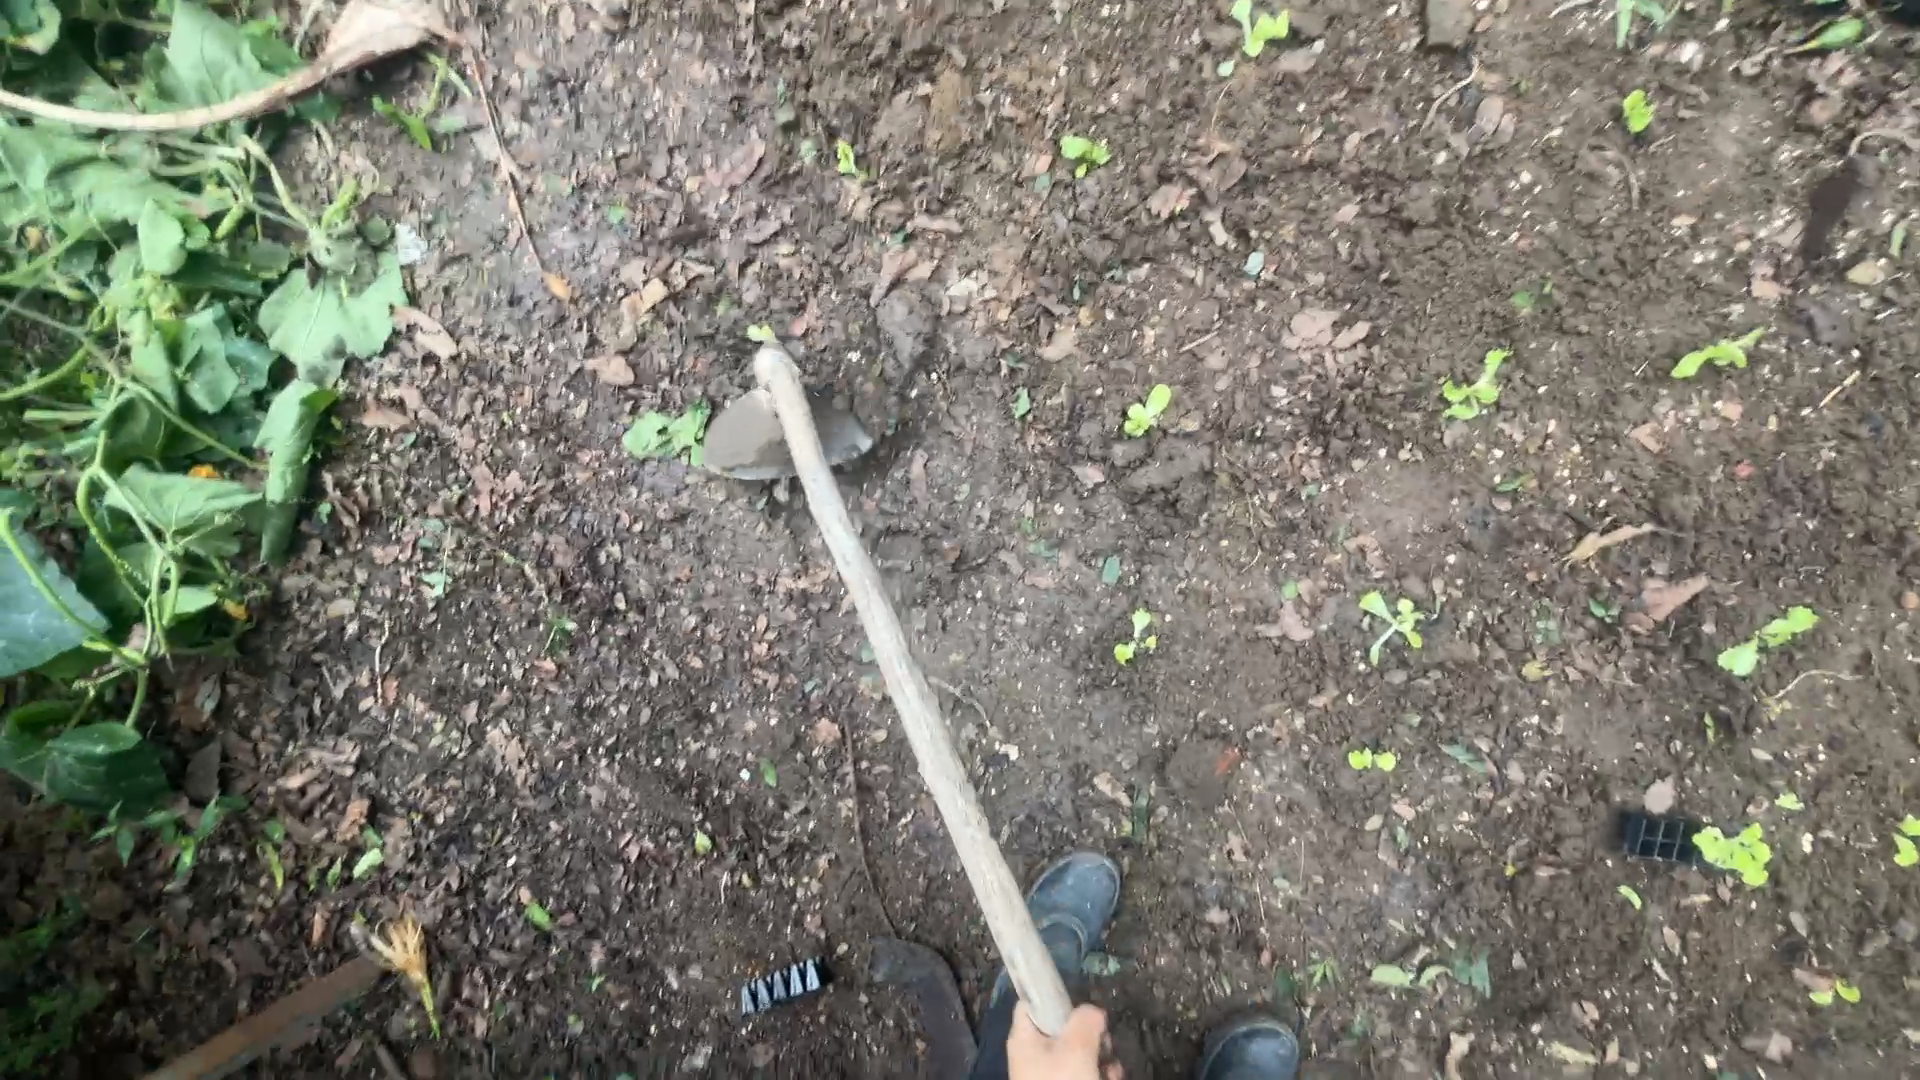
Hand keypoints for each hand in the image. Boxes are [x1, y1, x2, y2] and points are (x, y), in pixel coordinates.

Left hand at [1007, 1003, 1123, 1079]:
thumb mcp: (1076, 1048)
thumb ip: (1086, 1020)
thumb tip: (1093, 1012)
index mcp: (1024, 1038)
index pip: (1031, 1003)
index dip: (1054, 996)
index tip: (1080, 1001)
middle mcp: (1032, 1056)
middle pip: (1061, 1029)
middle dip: (1089, 1034)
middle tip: (1105, 1040)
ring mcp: (1047, 1077)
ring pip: (1076, 1055)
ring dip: (1099, 1057)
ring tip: (1113, 1067)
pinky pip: (1081, 1076)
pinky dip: (1099, 1075)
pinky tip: (1113, 1078)